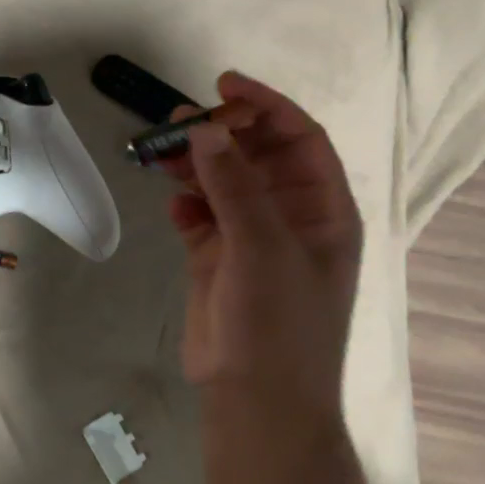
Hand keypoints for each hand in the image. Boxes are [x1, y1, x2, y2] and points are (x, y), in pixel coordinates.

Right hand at [165, 71, 361, 422]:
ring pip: (223, 184)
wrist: (256, 399)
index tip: (224, 84)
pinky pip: (201, 217)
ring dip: (195, 165)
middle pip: (256, 157)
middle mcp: (289, 218)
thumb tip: (204, 127)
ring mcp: (251, 240)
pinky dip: (186, 206)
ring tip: (161, 152)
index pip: (300, 140)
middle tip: (178, 118)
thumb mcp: (262, 247)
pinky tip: (174, 206)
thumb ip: (232, 184)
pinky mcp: (217, 261)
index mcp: (323, 211)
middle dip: (222, 133)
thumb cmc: (278, 322)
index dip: (266, 107)